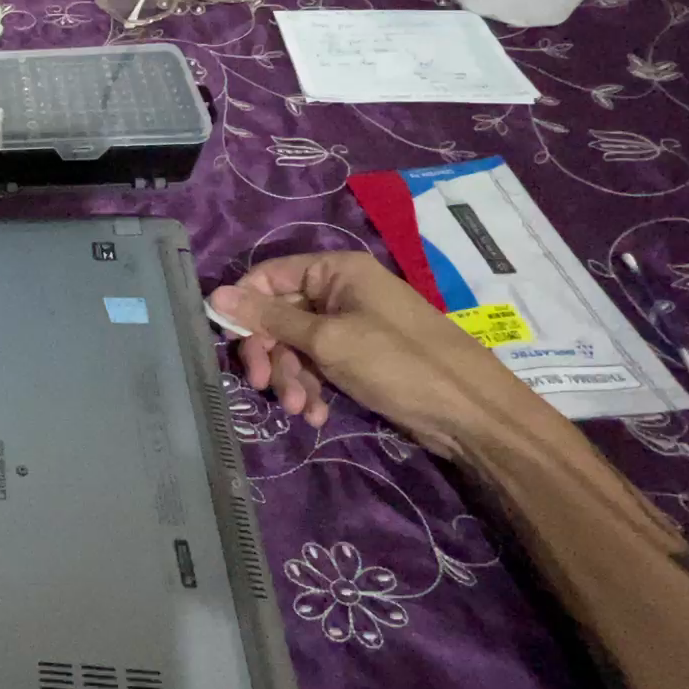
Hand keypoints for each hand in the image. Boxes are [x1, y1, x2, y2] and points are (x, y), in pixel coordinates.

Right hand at [209, 251, 556, 459]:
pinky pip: (315, 364)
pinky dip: (310, 388)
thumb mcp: (327, 340)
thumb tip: (215, 294)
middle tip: (263, 384)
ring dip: (290, 378)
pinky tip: (316, 414)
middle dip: (270, 354)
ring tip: (299, 408)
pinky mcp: (356, 356)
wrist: (474, 417)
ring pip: (293, 345)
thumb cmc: (399, 364)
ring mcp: (348, 325)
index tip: (233, 343)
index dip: (245, 308)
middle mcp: (338, 291)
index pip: (267, 277)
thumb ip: (268, 319)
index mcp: (334, 271)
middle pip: (276, 315)